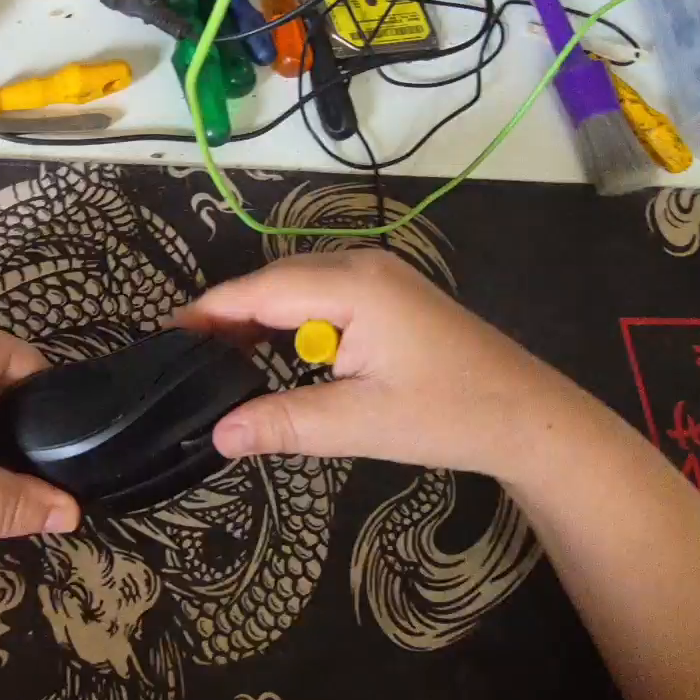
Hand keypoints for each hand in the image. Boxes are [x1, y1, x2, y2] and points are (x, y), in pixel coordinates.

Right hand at [180, 250, 587, 476]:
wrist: (532, 416)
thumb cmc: (449, 415)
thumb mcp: (360, 424)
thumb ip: (283, 423)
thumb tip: (215, 435)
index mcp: (351, 287)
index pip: (258, 291)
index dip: (209, 312)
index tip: (166, 337)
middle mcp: (359, 264)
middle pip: (272, 282)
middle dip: (228, 315)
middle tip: (188, 358)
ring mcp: (375, 273)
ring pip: (293, 285)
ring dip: (257, 317)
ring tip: (219, 357)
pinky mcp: (385, 290)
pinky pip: (318, 293)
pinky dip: (287, 317)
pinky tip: (272, 348)